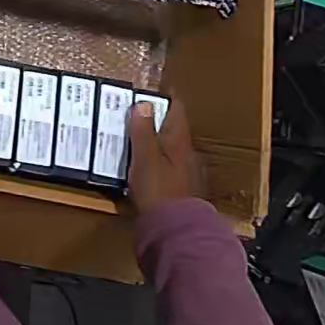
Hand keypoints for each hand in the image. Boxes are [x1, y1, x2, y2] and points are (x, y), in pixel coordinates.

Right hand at [127, 98, 205, 213]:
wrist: (178, 234)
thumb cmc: (159, 191)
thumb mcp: (145, 158)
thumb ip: (143, 132)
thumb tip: (143, 104)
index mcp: (180, 141)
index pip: (177, 110)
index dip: (166, 97)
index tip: (151, 89)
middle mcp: (189, 155)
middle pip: (173, 130)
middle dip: (156, 121)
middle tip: (135, 115)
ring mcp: (188, 175)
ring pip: (171, 150)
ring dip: (155, 144)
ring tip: (135, 141)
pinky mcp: (183, 193)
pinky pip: (168, 169)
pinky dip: (156, 164)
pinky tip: (144, 170)